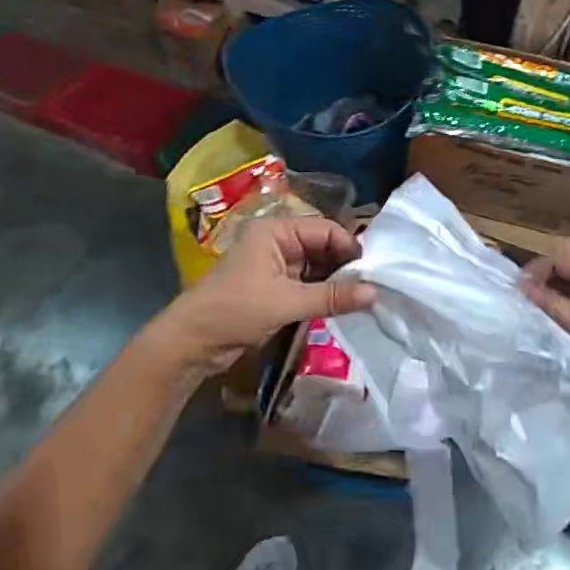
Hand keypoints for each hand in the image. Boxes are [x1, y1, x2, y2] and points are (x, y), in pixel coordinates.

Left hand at [148, 218, 374, 377]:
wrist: (194, 340)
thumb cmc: (237, 309)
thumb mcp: (287, 301)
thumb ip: (332, 296)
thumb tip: (375, 292)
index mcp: (275, 230)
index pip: (324, 229)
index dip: (349, 247)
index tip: (375, 271)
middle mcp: (275, 241)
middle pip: (320, 246)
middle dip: (345, 265)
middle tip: (374, 287)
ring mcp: (273, 265)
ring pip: (314, 267)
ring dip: (335, 281)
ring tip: (363, 298)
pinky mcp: (272, 288)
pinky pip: (305, 284)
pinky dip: (321, 294)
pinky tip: (342, 306)